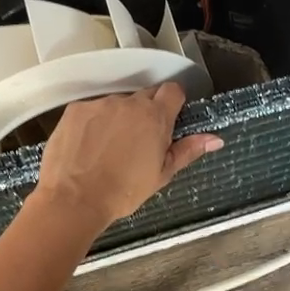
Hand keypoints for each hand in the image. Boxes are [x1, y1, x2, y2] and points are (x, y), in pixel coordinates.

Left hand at [33, 83, 221, 225]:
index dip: (174, 103)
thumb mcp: (162, 174)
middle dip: (147, 113)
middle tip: (141, 141)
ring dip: (119, 118)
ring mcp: (100, 104)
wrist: (74, 199)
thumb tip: (215, 139)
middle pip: (145, 96)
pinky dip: (94, 123)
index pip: (173, 90)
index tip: (170, 119)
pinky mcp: (75, 110)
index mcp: (155, 117)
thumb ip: (188, 150)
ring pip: (117, 104)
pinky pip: (92, 110)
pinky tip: (90, 146)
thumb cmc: (123, 192)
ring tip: (111, 148)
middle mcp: (128, 104)